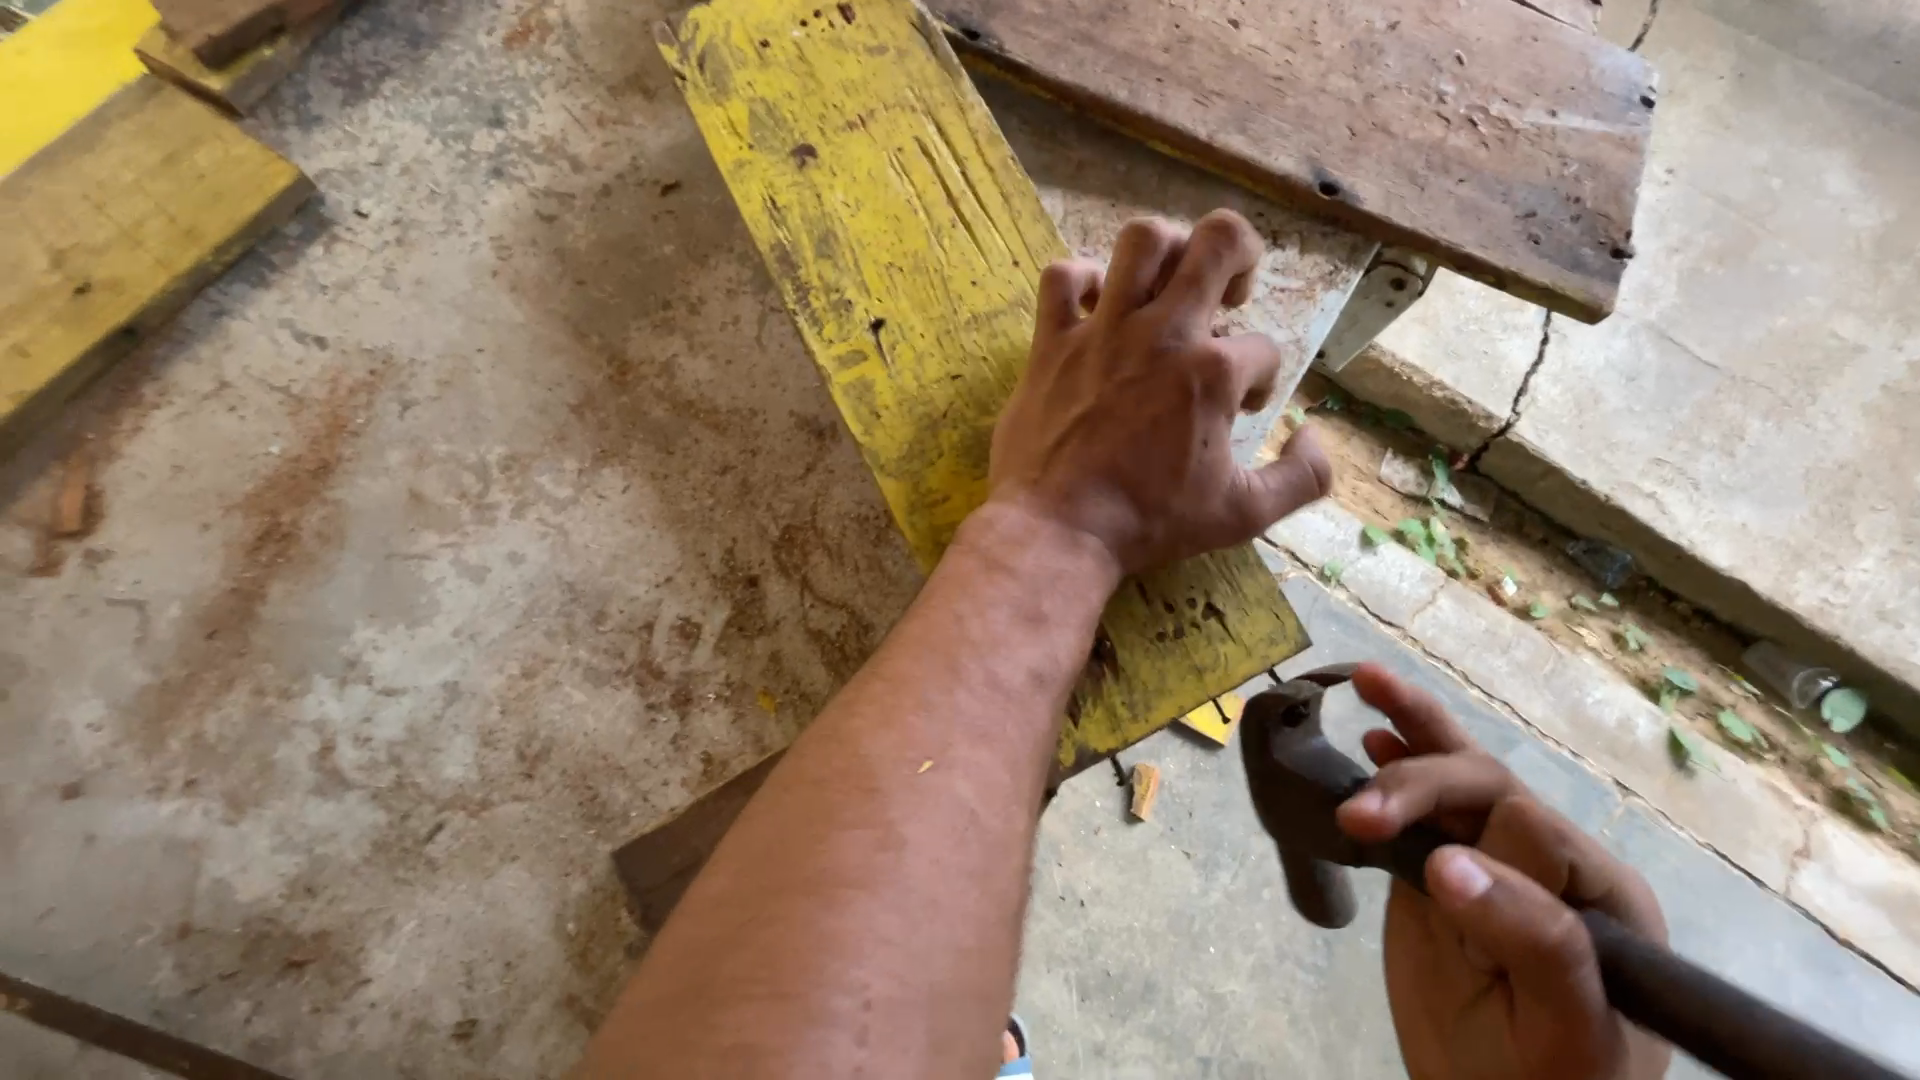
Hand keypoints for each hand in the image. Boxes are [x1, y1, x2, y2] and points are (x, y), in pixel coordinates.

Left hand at [987, 210, 1331, 575]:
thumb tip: (1314, 436)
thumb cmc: (1149, 523)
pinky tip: (1094, 303)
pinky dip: (1078, 278)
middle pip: (1218, 242)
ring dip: (1167, 248)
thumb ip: (1302, 478)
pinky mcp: (1051, 343)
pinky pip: (1061, 278)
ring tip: (1170, 279)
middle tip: (1232, 292)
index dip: (1262, 378)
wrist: (1059, 530)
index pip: (1263, 349)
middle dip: (1240, 253)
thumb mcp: (1243, 514)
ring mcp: (1102, 332)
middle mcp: (1162, 334)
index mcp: (1213, 373)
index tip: (1238, 410)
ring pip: (1140, 240)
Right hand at [1333, 665, 1671, 1079]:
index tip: (1433, 888)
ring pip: (1456, 770)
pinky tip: (1373, 734)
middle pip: (1484, 786)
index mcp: (1598, 895)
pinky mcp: (1438, 863)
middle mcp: (1548, 862)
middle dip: (1416, 789)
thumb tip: (1448, 862)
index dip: (1480, 846)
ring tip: (1366, 680)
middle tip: (1356, 817)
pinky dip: (1395, 757)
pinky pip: (1419, 802)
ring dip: (1412, 724)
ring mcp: (1489, 858)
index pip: (1532, 829)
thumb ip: (1535, 943)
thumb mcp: (1563, 1031)